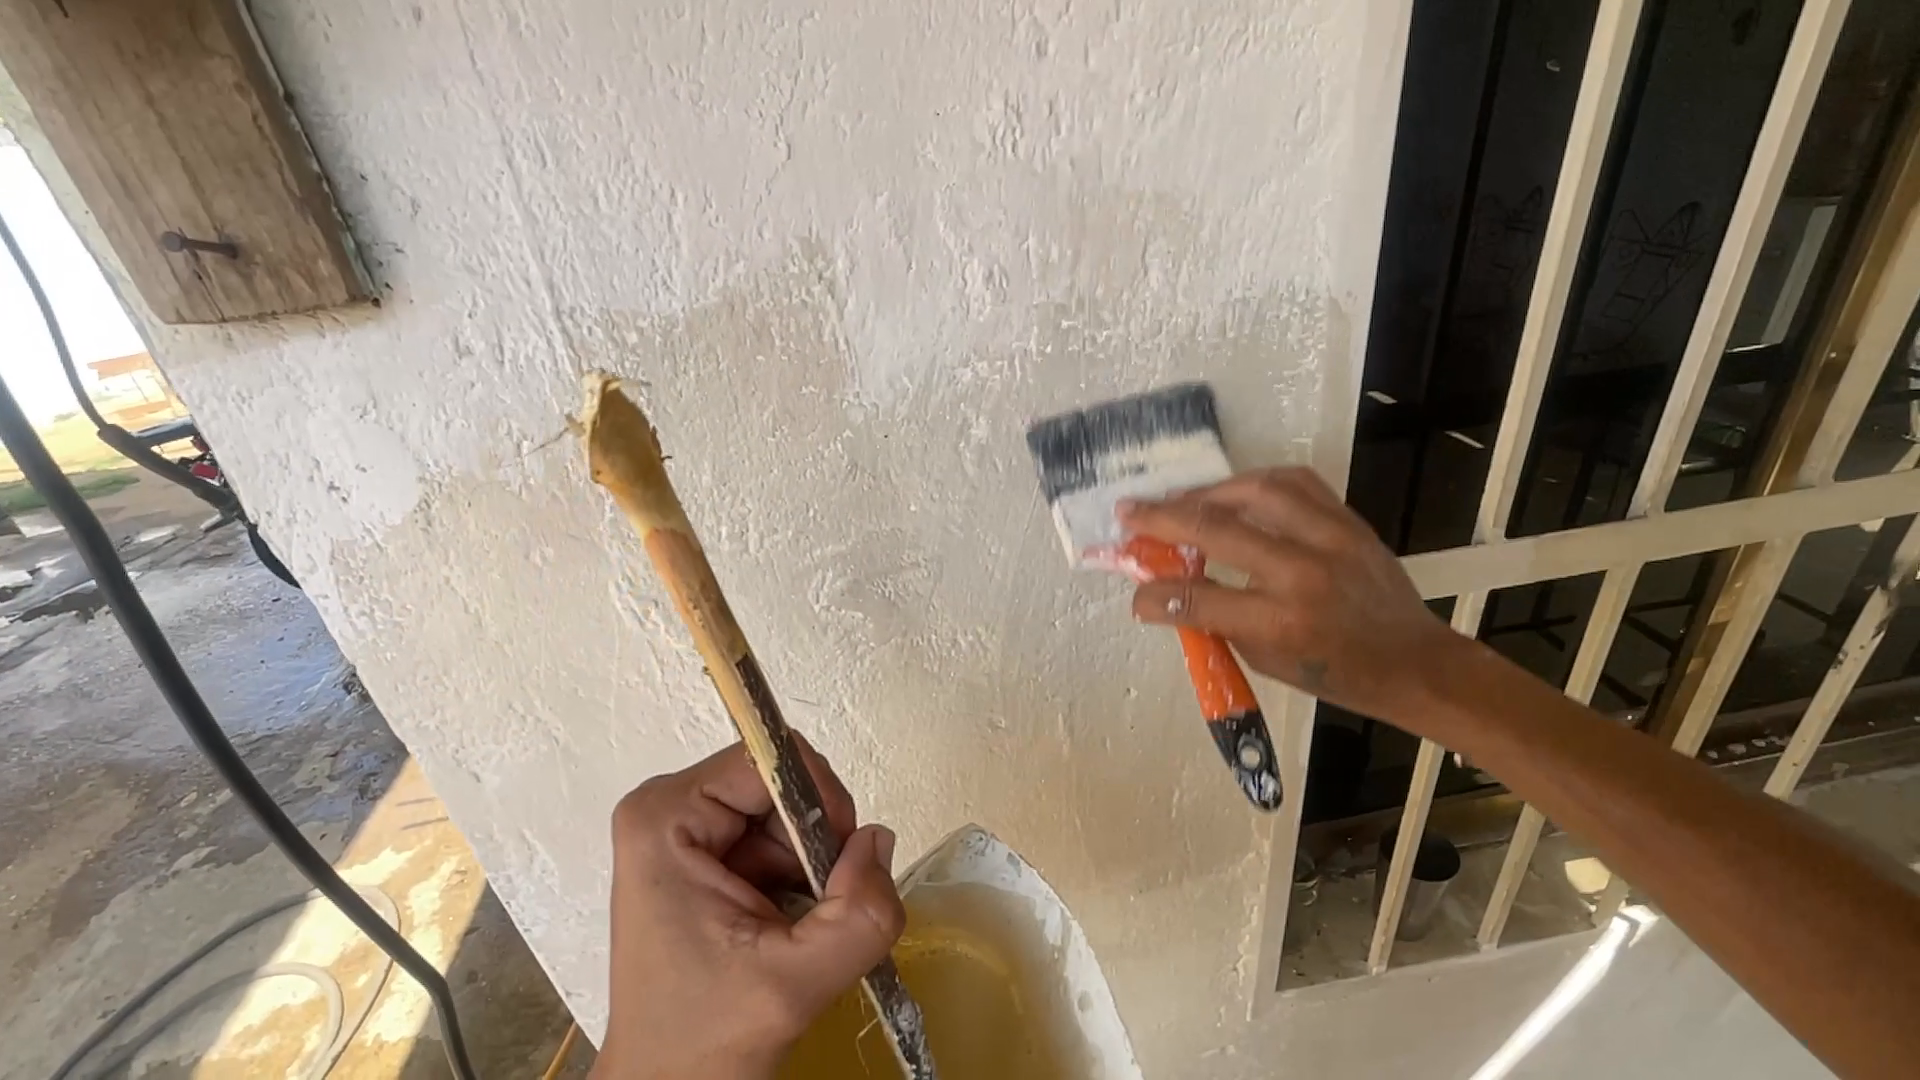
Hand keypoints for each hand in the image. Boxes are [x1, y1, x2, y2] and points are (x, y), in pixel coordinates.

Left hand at [593, 740, 904, 1079]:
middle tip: (825, 903)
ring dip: (813, 863)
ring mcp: (685, 834)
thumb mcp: (796, 982)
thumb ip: (860, 912)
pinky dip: (801, 876)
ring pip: (785, 814)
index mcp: (665, 819)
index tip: (840, 859)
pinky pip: (775, 840)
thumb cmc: (706, 1041)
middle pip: (778, 785)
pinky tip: (791, 924)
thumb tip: (879, 840)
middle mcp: (669, 811)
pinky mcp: (703, 859)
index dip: (818, 797)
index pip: (767, 760)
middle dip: (818, 838)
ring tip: (804, 925)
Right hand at [1120, 466, 1462, 724]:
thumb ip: (1216, 618)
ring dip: (1206, 492)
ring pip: (1255, 490)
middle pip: (1217, 529)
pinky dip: (1254, 482)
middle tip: (1129, 513)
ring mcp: (1330, 538)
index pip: (1198, 598)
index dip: (1156, 596)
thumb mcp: (1264, 659)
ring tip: (1179, 500)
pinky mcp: (1347, 520)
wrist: (1411, 660)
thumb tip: (1167, 587)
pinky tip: (1232, 491)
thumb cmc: (1332, 671)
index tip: (1135, 595)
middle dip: (1162, 519)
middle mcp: (1302, 572)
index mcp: (1280, 622)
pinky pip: (1293, 482)